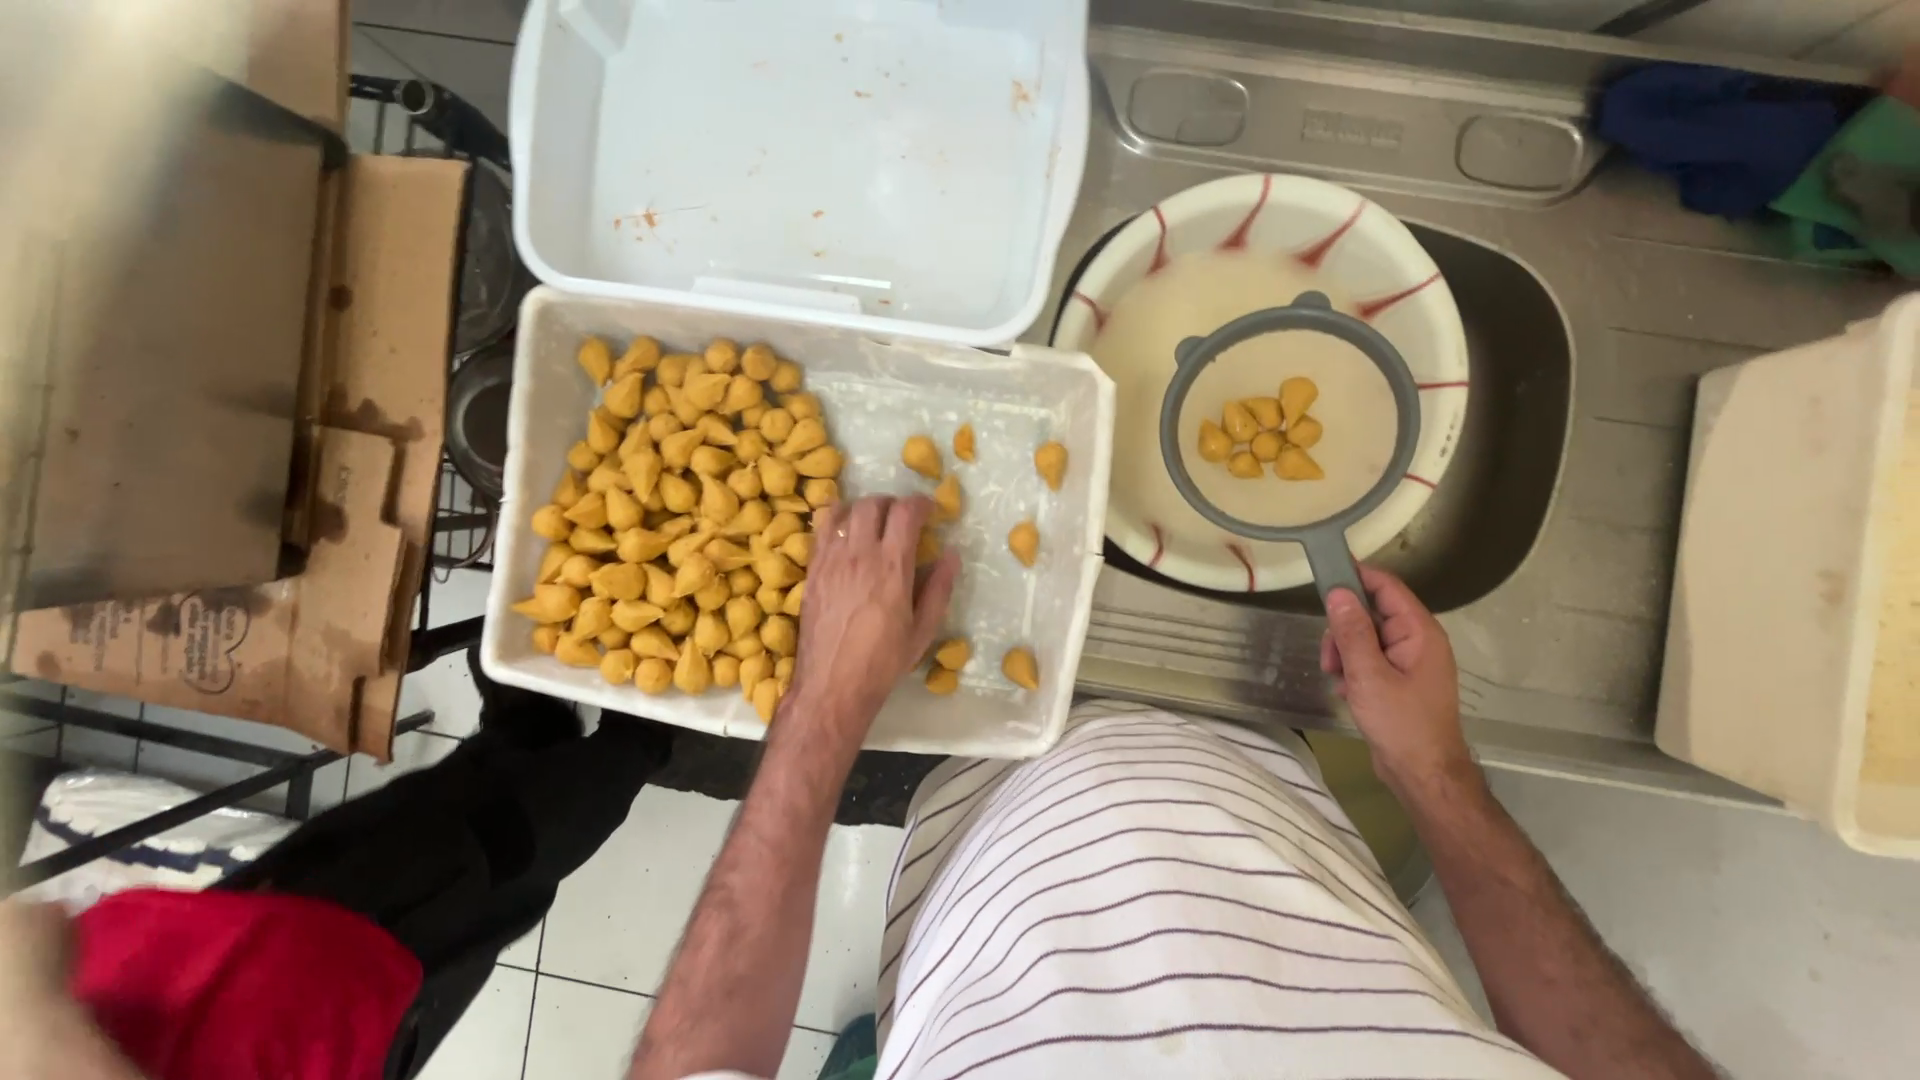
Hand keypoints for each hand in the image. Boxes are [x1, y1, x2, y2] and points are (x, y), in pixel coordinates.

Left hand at [785, 495, 958, 742]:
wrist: (833, 684)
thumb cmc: (883, 662)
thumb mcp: (923, 630)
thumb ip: (939, 588)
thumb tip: (951, 555)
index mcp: (892, 567)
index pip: (906, 512)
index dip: (920, 503)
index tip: (929, 511)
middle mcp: (859, 554)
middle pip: (873, 504)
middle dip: (892, 503)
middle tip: (902, 518)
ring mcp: (830, 560)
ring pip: (843, 511)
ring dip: (863, 509)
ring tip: (872, 523)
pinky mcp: (812, 570)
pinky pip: (821, 529)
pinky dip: (836, 521)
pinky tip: (845, 535)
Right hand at [1319, 564, 1473, 794]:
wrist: (1423, 773)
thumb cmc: (1401, 723)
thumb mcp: (1368, 675)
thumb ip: (1352, 632)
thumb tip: (1338, 592)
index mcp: (1419, 632)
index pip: (1386, 587)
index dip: (1356, 576)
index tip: (1322, 575)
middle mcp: (1417, 640)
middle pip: (1371, 612)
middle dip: (1343, 630)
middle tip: (1329, 658)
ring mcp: (1409, 661)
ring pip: (1365, 637)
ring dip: (1344, 653)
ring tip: (1337, 679)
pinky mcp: (1399, 679)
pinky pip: (1369, 658)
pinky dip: (1353, 669)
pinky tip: (1347, 690)